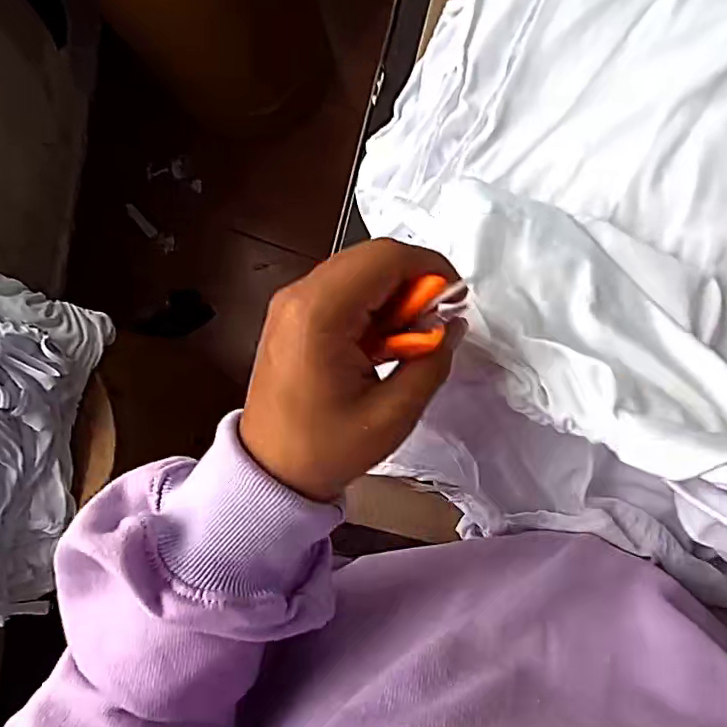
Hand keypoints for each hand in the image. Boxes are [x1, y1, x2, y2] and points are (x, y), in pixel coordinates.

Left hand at [240, 239, 461, 501]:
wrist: (271, 469)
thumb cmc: (326, 447)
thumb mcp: (395, 413)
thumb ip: (432, 362)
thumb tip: (452, 325)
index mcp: (320, 315)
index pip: (387, 257)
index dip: (432, 269)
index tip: (455, 302)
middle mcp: (300, 296)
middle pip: (374, 256)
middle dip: (416, 282)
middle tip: (436, 325)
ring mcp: (293, 302)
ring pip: (363, 270)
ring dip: (397, 295)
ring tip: (410, 340)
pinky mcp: (296, 314)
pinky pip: (347, 289)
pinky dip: (377, 306)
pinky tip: (385, 343)